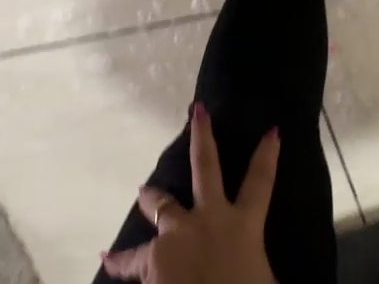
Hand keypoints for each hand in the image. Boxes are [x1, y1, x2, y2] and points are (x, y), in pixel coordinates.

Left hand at [101, 103, 279, 283]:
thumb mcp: (265, 278)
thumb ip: (260, 263)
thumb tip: (258, 266)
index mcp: (243, 226)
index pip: (260, 183)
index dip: (267, 155)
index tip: (272, 130)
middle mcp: (208, 218)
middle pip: (206, 167)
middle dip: (202, 136)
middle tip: (197, 111)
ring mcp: (177, 234)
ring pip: (162, 205)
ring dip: (151, 197)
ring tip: (141, 190)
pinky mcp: (153, 258)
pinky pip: (132, 260)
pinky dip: (119, 261)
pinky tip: (106, 258)